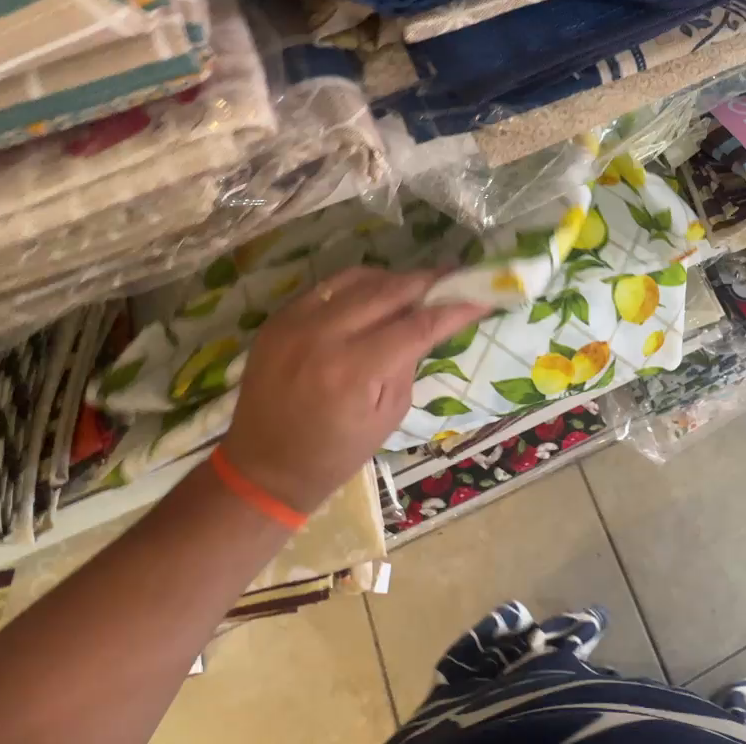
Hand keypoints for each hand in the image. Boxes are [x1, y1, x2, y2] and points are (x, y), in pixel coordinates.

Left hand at [221, 267, 487, 513]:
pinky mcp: (278, 319)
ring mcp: (295, 323)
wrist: (263, 468)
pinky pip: (328, 286)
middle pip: (389, 290)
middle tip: (455, 276)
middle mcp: (323, 337)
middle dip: (428, 281)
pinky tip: (376, 295)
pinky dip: (359, 285)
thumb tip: (430, 321)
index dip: (454, 308)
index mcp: (354, 371)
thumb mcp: (389, 413)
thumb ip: (408, 360)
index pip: (418, 325)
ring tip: (416, 286)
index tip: (481, 296)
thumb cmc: (336, 452)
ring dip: (394, 279)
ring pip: (358, 278)